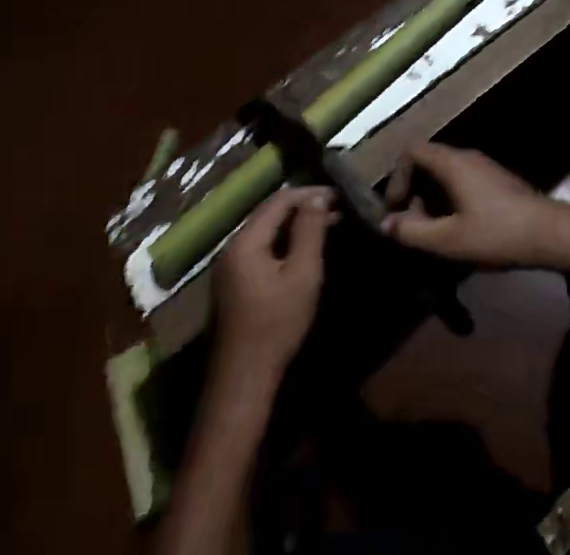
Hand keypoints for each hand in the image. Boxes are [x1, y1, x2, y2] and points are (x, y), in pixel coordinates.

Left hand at [214, 186, 334, 378]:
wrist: (244, 376)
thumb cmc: (278, 322)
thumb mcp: (303, 273)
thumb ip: (309, 232)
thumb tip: (317, 198)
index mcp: (245, 242)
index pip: (278, 201)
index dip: (309, 194)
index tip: (339, 195)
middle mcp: (232, 248)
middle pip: (268, 214)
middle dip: (303, 207)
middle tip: (337, 209)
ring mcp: (229, 267)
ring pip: (265, 232)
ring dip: (294, 225)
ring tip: (326, 224)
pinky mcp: (233, 284)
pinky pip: (261, 249)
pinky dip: (284, 242)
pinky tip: (303, 249)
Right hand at [382, 143, 569, 266]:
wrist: (551, 234)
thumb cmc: (497, 233)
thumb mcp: (448, 239)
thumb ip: (412, 231)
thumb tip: (386, 223)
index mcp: (453, 163)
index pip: (412, 151)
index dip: (397, 177)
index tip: (397, 207)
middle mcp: (468, 157)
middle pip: (428, 161)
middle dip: (413, 189)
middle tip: (412, 223)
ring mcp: (485, 167)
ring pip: (445, 173)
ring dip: (431, 198)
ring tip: (433, 230)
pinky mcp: (497, 181)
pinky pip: (462, 180)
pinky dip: (450, 199)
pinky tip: (458, 227)